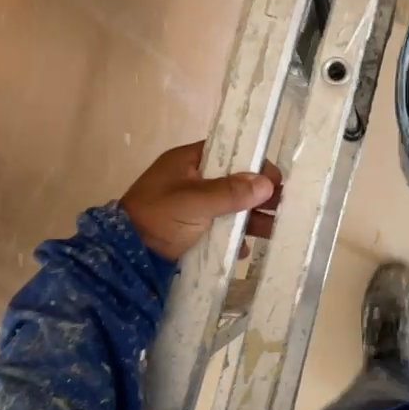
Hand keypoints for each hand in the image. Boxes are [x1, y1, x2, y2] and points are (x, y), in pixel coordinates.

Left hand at [119, 141, 281, 260]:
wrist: (126, 257)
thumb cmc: (158, 218)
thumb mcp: (195, 201)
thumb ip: (231, 191)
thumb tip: (267, 183)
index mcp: (188, 161)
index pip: (229, 152)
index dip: (254, 163)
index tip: (275, 180)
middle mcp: (192, 179)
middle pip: (234, 181)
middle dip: (258, 195)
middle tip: (282, 207)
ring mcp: (192, 206)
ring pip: (230, 206)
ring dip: (251, 218)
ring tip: (273, 230)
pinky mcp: (192, 229)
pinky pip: (220, 228)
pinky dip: (234, 236)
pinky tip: (243, 249)